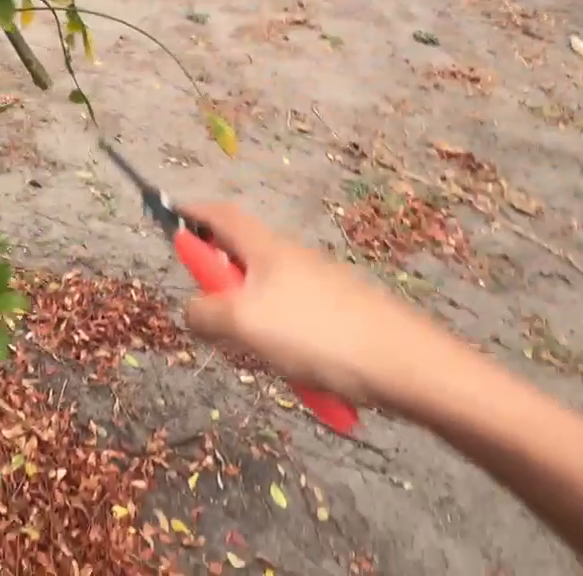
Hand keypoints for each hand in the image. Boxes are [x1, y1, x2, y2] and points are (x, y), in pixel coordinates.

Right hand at [178, 202, 460, 410]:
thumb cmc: (319, 334)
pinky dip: (288, 344)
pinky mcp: (345, 315)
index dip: (192, 212)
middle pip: (242, 259)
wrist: (413, 369)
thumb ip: (202, 313)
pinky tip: (305, 372)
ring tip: (272, 358)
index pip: (220, 214)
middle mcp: (293, 259)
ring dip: (255, 324)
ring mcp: (323, 286)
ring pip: (268, 297)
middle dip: (222, 287)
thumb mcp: (243, 324)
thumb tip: (192, 310)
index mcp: (266, 249)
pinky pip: (298, 322)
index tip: (169, 214)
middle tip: (218, 319)